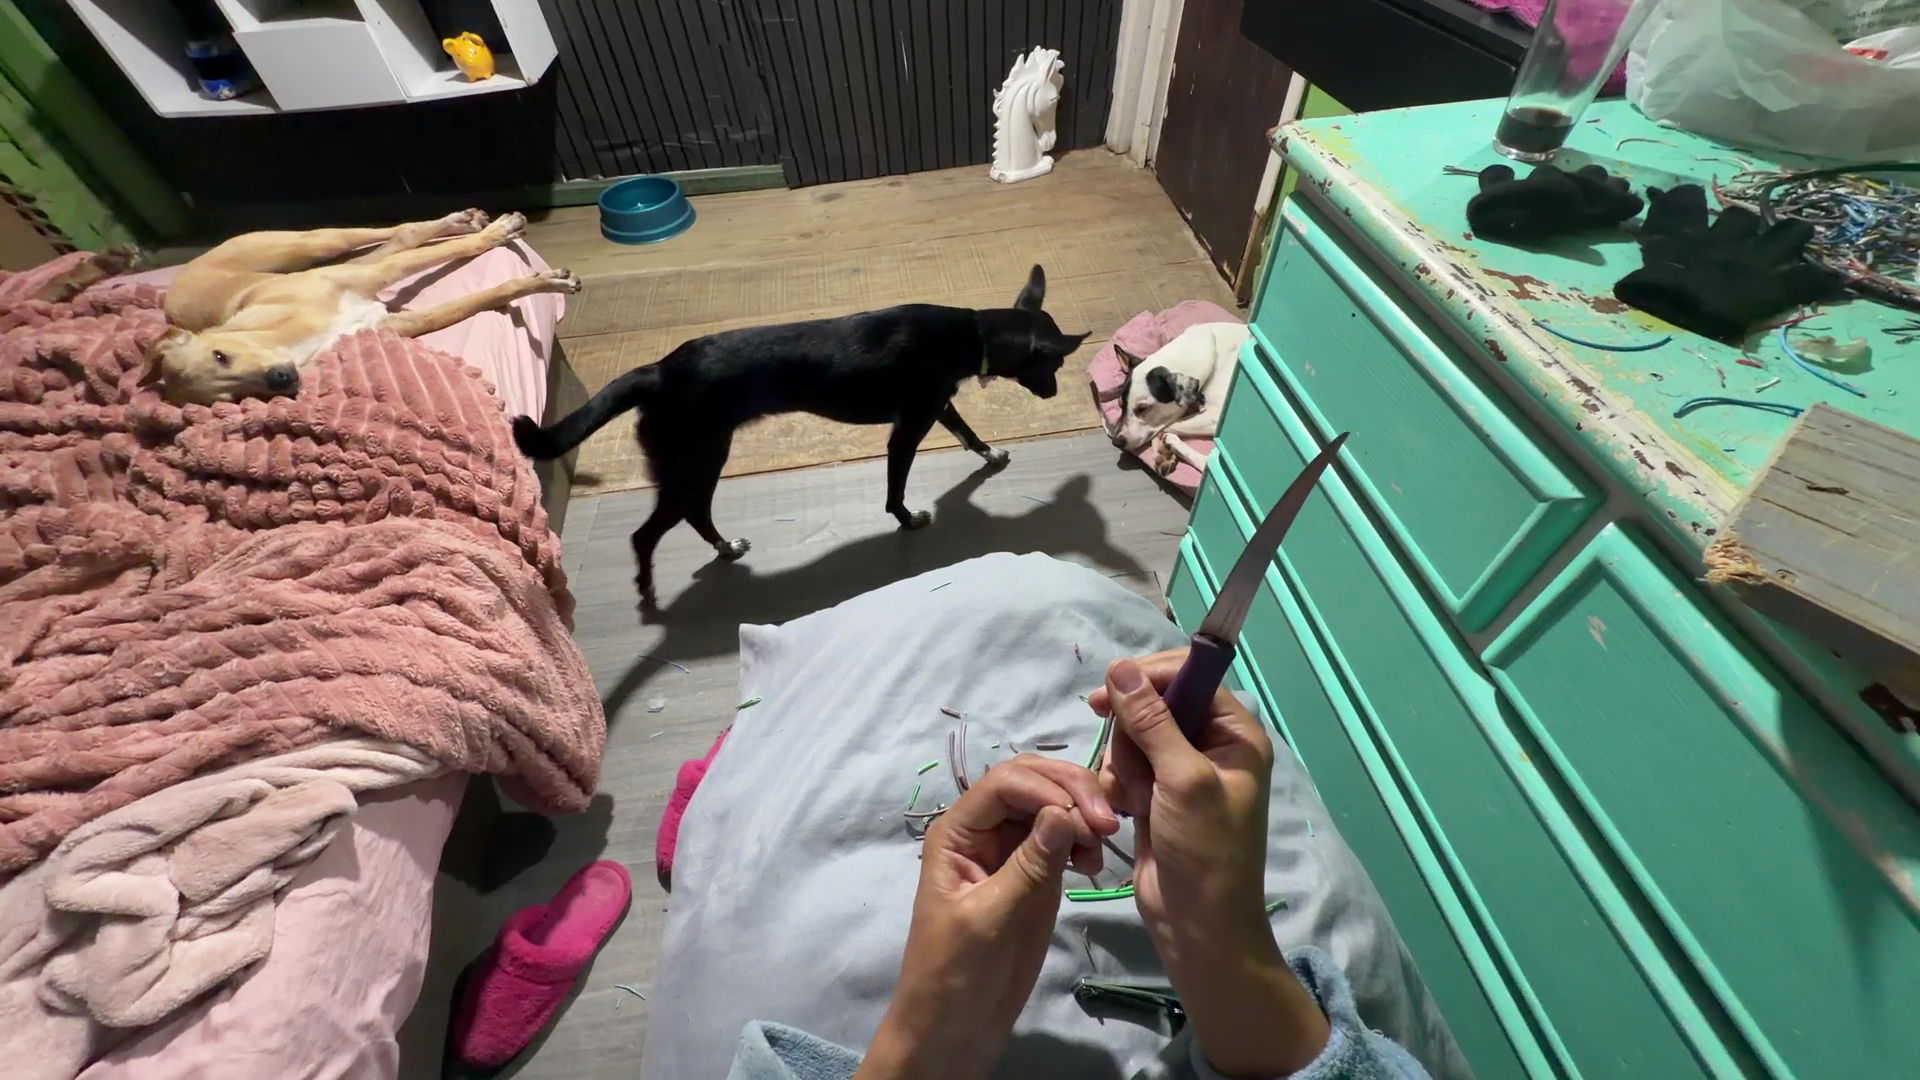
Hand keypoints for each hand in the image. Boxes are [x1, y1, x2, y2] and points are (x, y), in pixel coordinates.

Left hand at [857, 756, 1117, 1079]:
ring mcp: (1010, 846)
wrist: (954, 1030)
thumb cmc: (955, 974)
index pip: (1005, 783)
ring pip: (1049, 802)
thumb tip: (1063, 813)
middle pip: (1030, 781)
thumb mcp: (990, 920)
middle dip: (1070, 791)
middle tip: (1107, 823)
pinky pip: (1061, 835)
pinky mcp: (1034, 869)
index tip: (1086, 818)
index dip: (1047, 789)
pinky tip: (1093, 862)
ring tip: (1102, 845)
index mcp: (958, 829)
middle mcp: (984, 826)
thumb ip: (1027, 866)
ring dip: (1081, 811)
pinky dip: (1082, 837)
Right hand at [1089, 651, 1329, 1075]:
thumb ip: (1151, 720)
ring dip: (1123, 760)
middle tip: (1129, 765)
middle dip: (1132, 730)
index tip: (1108, 689)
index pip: (1189, 676)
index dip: (1149, 677)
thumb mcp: (1182, 780)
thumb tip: (1119, 666)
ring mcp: (1179, 769)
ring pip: (1132, 732)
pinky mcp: (1155, 790)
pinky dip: (1117, 780)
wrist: (1196, 927)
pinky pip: (1124, 762)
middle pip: (1154, 702)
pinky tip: (1122, 807)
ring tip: (1133, 798)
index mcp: (1233, 734)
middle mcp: (1209, 744)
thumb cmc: (1205, 851)